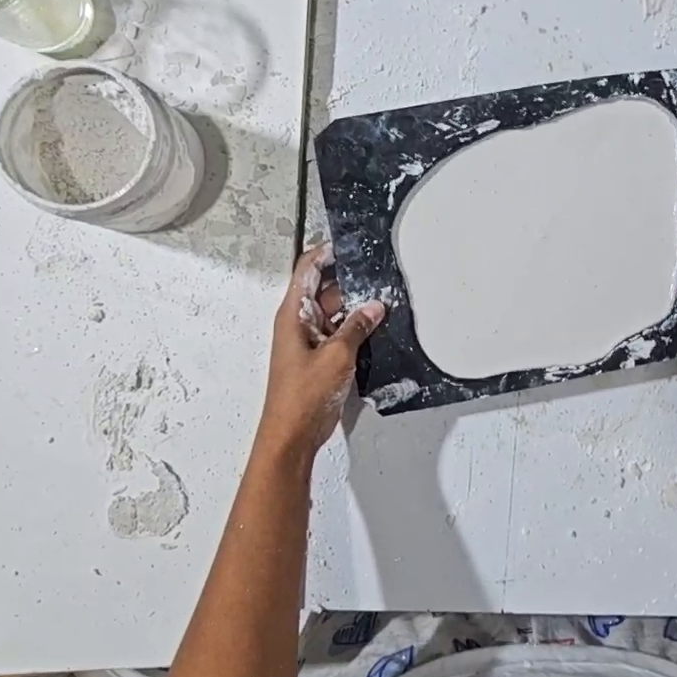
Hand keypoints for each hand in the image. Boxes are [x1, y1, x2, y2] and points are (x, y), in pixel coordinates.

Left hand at [259, 243, 386, 455]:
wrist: (293, 435)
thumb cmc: (302, 396)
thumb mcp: (337, 355)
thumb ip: (358, 327)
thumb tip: (374, 306)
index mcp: (293, 314)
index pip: (307, 269)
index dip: (326, 252)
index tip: (348, 242)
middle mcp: (300, 324)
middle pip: (325, 289)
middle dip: (350, 280)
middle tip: (377, 272)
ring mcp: (311, 341)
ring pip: (336, 312)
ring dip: (356, 307)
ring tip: (383, 299)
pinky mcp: (322, 358)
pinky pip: (341, 333)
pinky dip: (357, 328)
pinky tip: (377, 327)